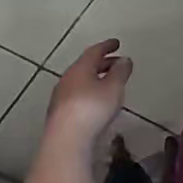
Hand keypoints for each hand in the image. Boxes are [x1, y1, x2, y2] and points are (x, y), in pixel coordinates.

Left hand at [44, 39, 132, 154]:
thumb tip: (124, 59)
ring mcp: (60, 96)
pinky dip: (88, 92)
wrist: (65, 139)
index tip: (117, 43)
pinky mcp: (59, 113)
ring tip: (108, 83)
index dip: (107, 46)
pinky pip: (76, 94)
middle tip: (116, 63)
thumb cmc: (92, 109)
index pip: (94, 51)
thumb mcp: (113, 88)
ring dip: (95, 78)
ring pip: (80, 81)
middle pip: (86, 66)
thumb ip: (120, 72)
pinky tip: (95, 102)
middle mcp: (67, 78)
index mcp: (80, 68)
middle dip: (102, 63)